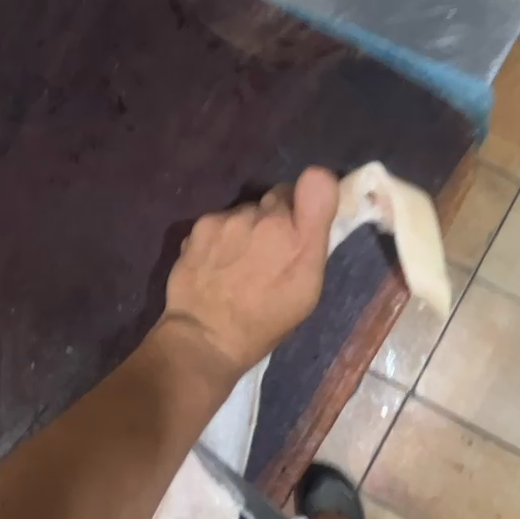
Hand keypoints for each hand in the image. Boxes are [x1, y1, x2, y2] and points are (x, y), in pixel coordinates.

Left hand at [159, 167, 339, 375]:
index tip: (305, 213)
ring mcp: (231, 218)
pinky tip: (215, 263)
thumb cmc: (264, 323)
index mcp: (301, 239)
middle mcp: (267, 218)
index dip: (313, 192)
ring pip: (247, 210)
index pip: (318, 181)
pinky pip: (220, 221)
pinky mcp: (202, 224)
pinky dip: (220, 236)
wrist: (205, 337)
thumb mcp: (306, 292)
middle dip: (278, 217)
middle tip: (269, 250)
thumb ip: (311, 245)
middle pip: (279, 196)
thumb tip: (308, 218)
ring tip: (238, 262)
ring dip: (247, 228)